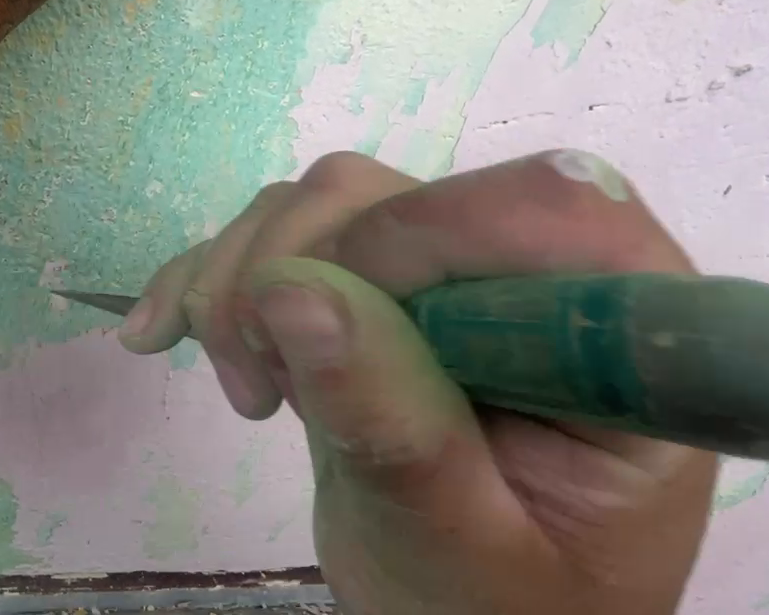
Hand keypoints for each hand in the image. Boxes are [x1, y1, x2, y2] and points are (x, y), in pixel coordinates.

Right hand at [118, 151, 718, 614]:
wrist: (453, 609)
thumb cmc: (496, 604)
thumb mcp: (452, 539)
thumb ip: (391, 423)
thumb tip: (287, 290)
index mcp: (608, 334)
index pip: (543, 209)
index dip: (420, 238)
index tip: (331, 326)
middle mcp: (517, 270)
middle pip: (380, 196)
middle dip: (288, 274)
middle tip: (259, 385)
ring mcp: (428, 265)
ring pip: (307, 205)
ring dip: (235, 285)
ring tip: (245, 394)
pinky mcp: (356, 276)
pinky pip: (260, 234)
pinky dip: (197, 277)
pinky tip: (160, 332)